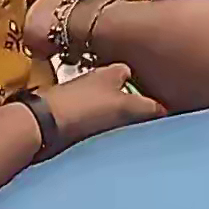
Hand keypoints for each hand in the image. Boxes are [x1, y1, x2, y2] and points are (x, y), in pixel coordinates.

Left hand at [36, 63, 163, 150]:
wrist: (42, 124)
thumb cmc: (86, 109)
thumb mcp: (126, 107)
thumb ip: (149, 107)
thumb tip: (166, 110)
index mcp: (110, 71)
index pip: (130, 71)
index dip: (141, 84)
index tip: (151, 101)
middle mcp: (93, 78)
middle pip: (115, 87)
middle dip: (125, 99)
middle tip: (139, 118)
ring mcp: (76, 95)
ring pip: (100, 102)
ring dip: (108, 113)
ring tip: (121, 130)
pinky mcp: (64, 113)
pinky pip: (87, 117)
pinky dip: (94, 124)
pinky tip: (100, 137)